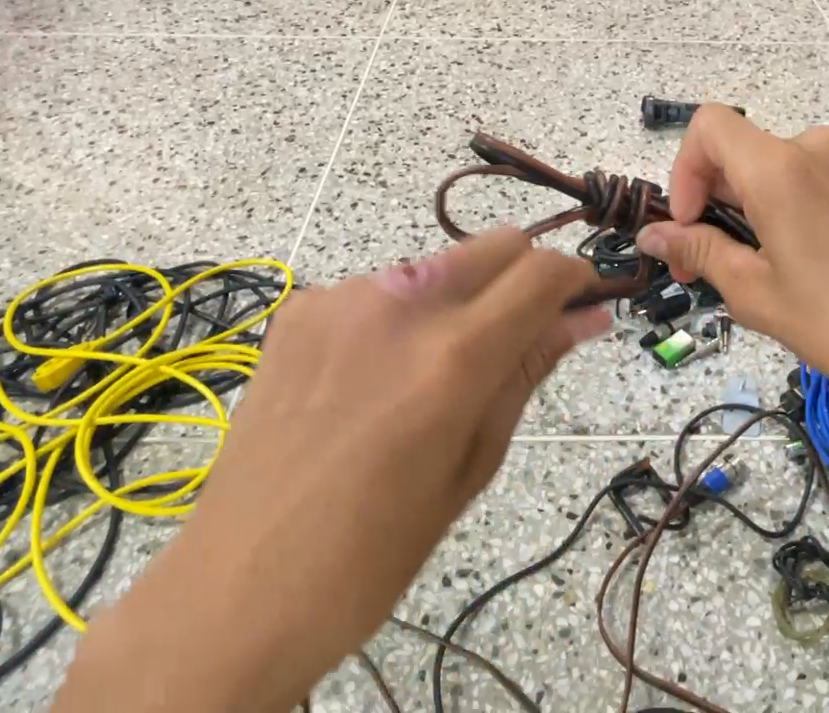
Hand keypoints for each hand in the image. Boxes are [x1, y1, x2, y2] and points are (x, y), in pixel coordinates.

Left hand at [57, 228, 607, 711]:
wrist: (239, 585)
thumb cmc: (376, 550)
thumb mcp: (472, 465)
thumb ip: (529, 371)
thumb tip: (588, 318)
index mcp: (453, 356)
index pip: (544, 271)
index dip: (577, 279)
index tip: (584, 304)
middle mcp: (400, 304)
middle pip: (497, 243)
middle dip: (526, 275)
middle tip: (523, 332)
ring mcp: (342, 299)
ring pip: (438, 264)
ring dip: (461, 297)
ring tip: (434, 371)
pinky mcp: (301, 308)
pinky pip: (379, 288)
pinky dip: (400, 315)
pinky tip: (375, 376)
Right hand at [636, 106, 828, 437]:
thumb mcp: (755, 292)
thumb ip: (698, 250)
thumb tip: (652, 235)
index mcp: (781, 168)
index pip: (708, 127)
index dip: (684, 172)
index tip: (689, 225)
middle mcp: (815, 149)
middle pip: (738, 151)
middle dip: (708, 203)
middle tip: (700, 266)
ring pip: (768, 169)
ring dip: (742, 210)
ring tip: (747, 273)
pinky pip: (803, 181)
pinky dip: (778, 210)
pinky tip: (787, 263)